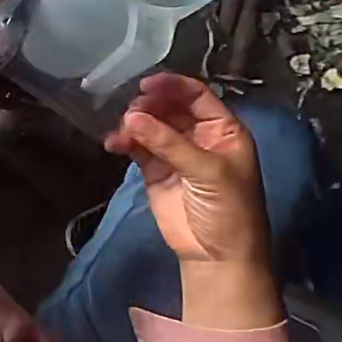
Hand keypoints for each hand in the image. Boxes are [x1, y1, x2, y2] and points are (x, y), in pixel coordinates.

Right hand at [104, 73, 281, 328]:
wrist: (217, 257)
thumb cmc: (228, 210)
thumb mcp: (207, 171)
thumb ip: (169, 143)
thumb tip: (130, 118)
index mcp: (223, 129)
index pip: (196, 96)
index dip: (172, 86)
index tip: (145, 84)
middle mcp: (198, 135)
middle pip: (169, 107)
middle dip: (148, 107)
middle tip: (130, 113)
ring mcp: (174, 152)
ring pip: (149, 126)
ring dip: (133, 124)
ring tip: (120, 132)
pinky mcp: (154, 170)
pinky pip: (136, 147)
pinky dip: (123, 142)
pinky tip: (113, 144)